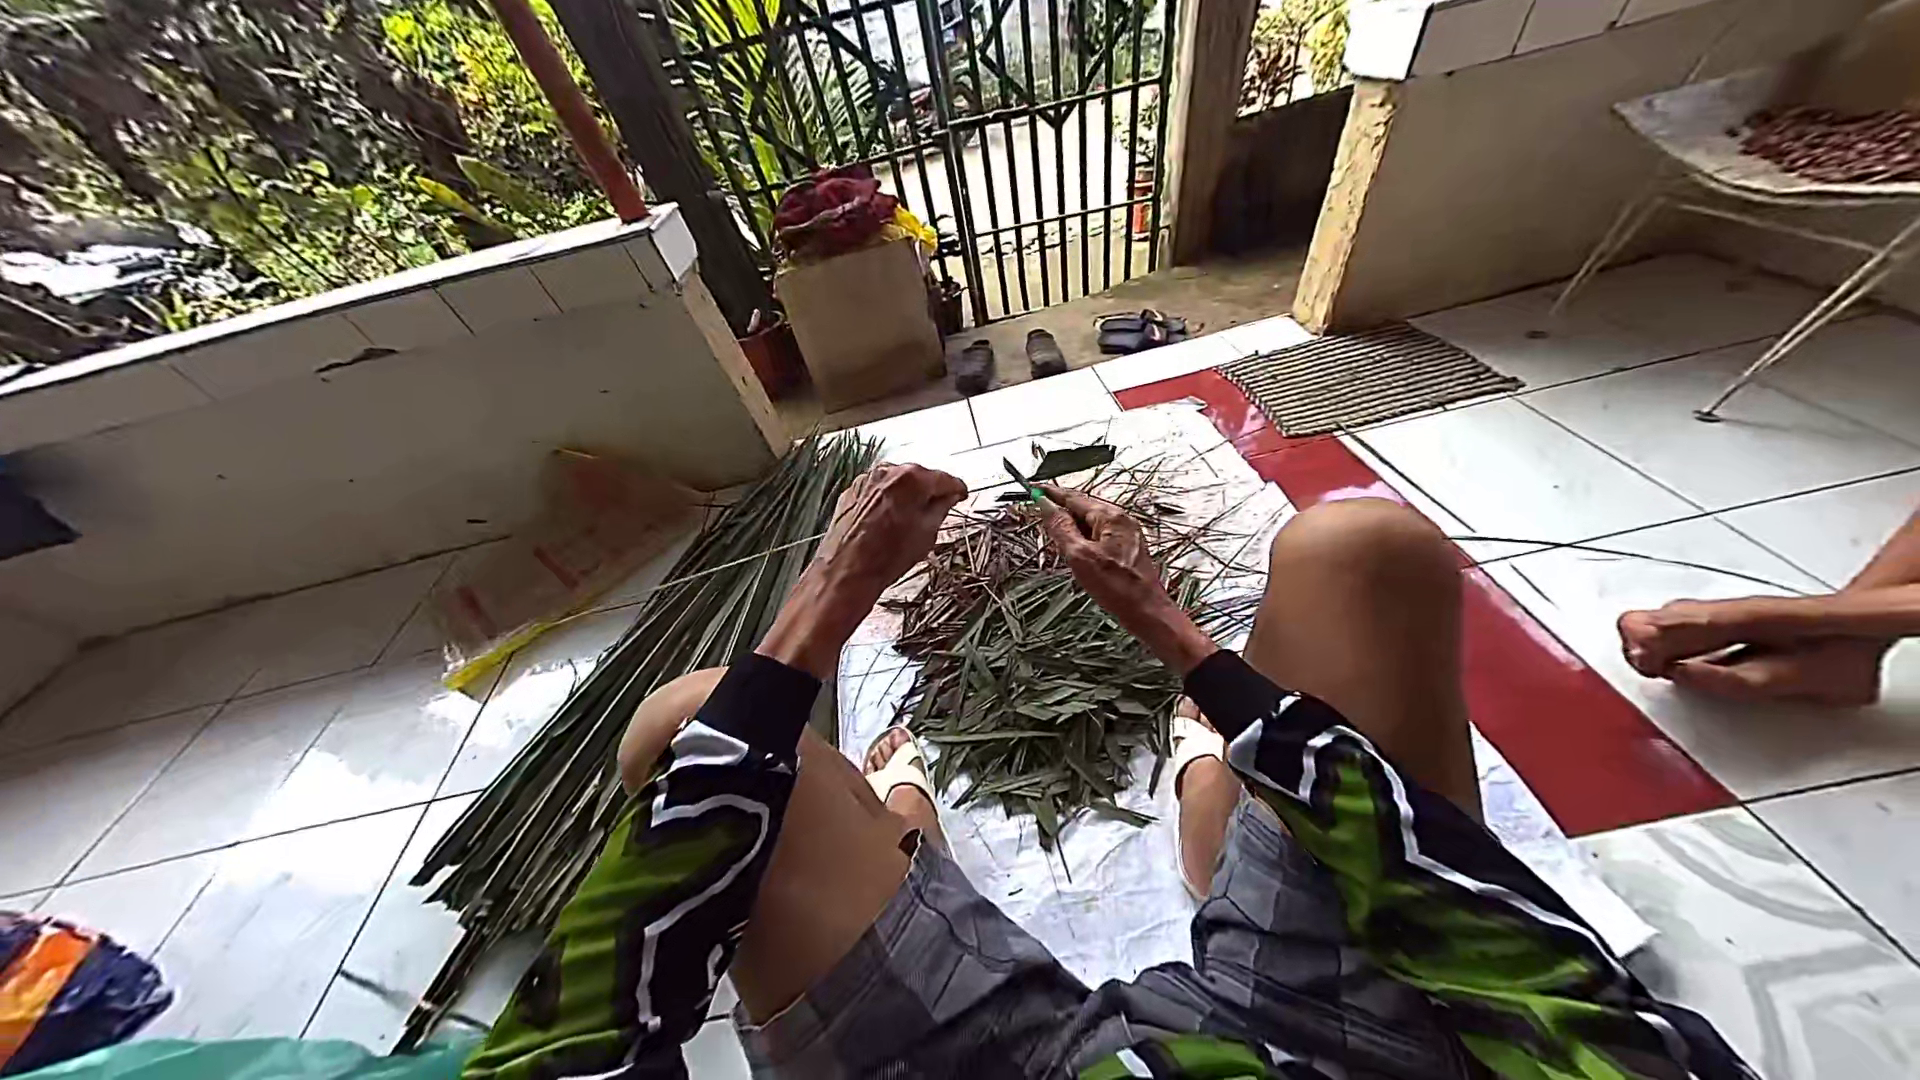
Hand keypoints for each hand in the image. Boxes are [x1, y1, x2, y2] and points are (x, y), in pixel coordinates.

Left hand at [812, 464, 967, 594]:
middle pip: (919, 477)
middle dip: (930, 492)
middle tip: (940, 508)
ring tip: (912, 521)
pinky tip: (890, 522)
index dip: (957, 488)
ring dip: (908, 496)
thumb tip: (947, 498)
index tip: (960, 494)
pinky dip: (888, 501)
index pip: (944, 478)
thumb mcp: (928, 533)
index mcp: (912, 479)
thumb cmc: (885, 556)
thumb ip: (942, 508)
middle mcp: (888, 473)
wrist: (847, 571)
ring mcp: (867, 481)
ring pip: (897, 483)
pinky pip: (878, 492)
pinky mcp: (852, 493)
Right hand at [1037, 484, 1217, 673]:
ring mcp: (1126, 533)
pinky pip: (1099, 534)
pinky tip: (1074, 550)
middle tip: (1039, 514)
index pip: (1074, 496)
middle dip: (1060, 511)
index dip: (1051, 493)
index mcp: (1111, 516)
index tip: (1034, 489)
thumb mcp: (1079, 556)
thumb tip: (1045, 505)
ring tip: (1054, 537)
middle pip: (1083, 507)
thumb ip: (1060, 528)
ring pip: (1091, 522)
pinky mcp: (1127, 547)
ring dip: (1071, 526)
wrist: (1146, 612)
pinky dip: (1083, 537)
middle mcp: (1122, 519)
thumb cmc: (1117, 588)